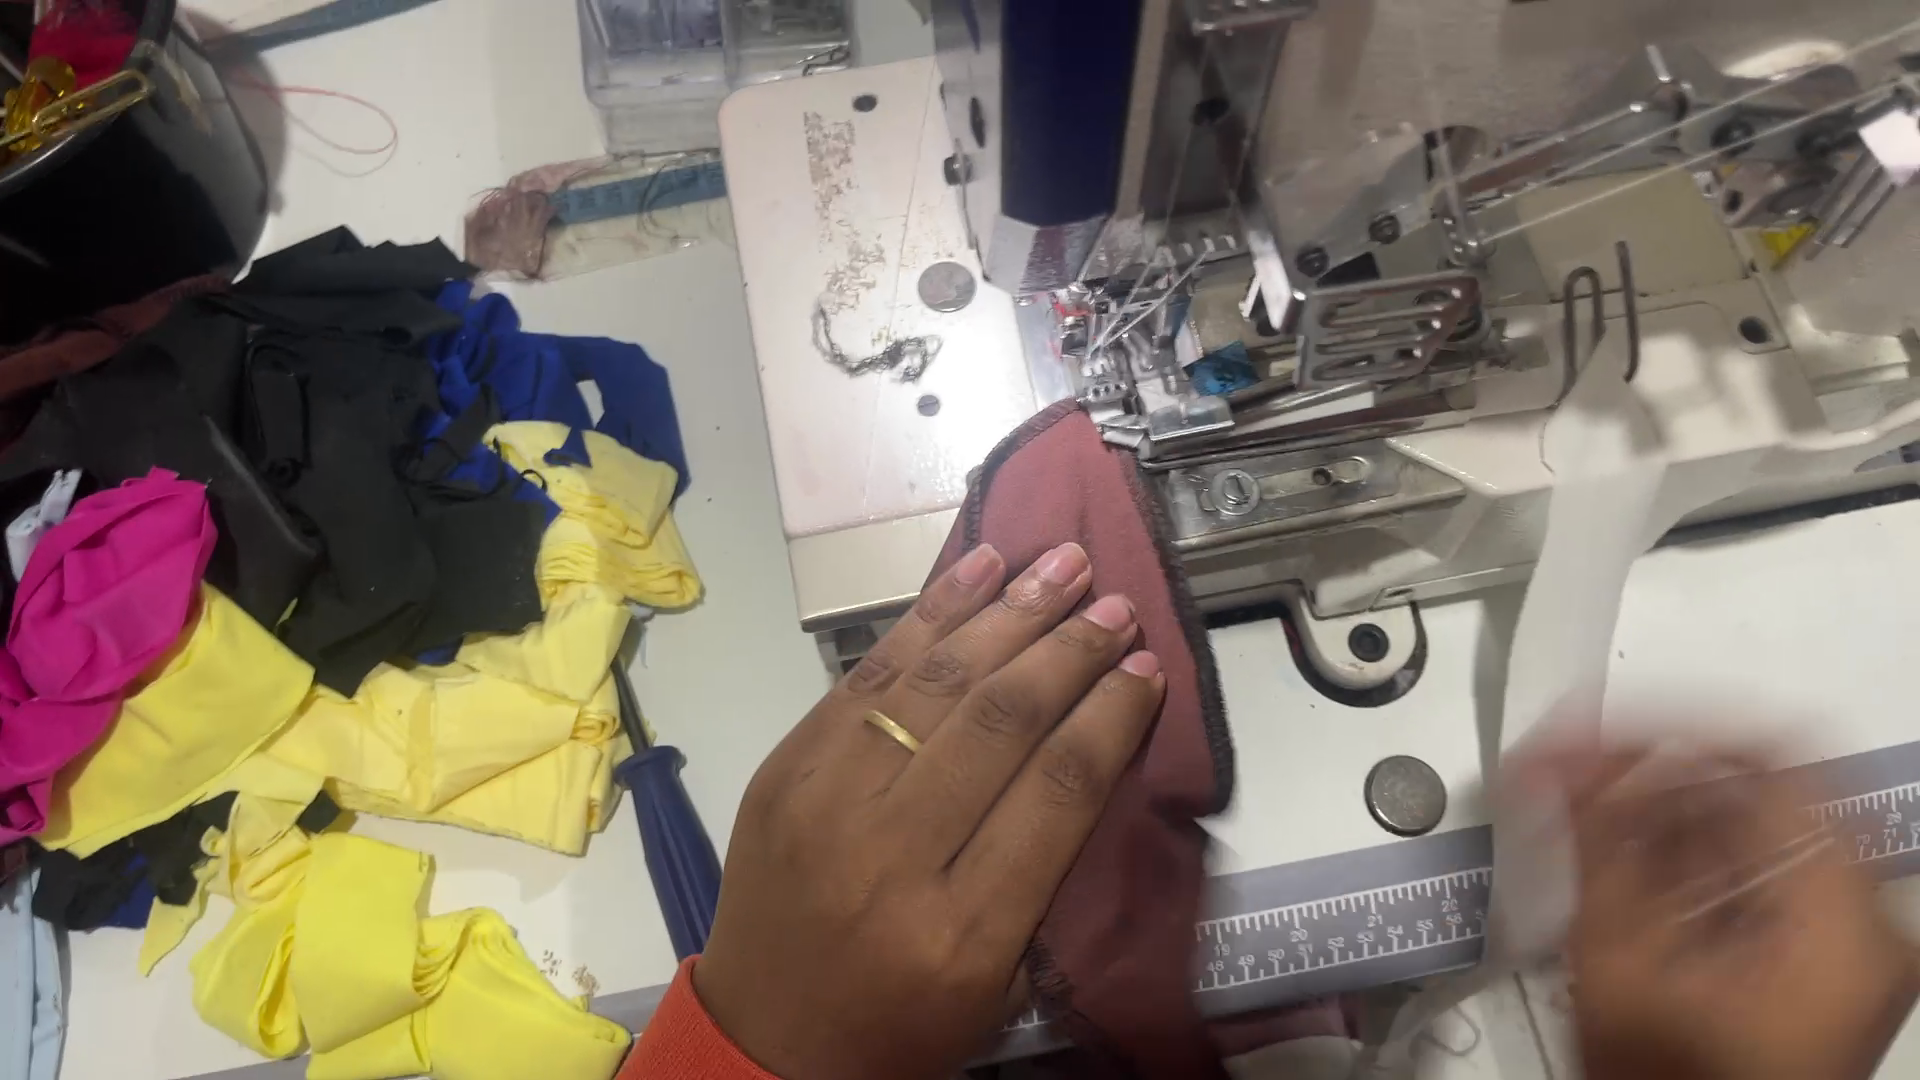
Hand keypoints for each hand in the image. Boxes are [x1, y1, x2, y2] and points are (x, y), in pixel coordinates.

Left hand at [694, 542, 1165, 1079]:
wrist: (761, 1038)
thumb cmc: (898, 1021)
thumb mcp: (997, 980)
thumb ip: (1044, 868)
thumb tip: (1090, 740)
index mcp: (961, 930)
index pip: (1056, 790)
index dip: (1110, 717)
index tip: (1145, 667)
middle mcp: (891, 853)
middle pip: (999, 721)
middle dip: (1068, 651)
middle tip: (1114, 606)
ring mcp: (827, 797)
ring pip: (936, 680)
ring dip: (1008, 613)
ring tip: (1061, 565)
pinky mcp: (789, 762)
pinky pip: (870, 671)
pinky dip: (931, 614)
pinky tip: (977, 570)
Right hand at [1545, 744, 1918, 1079]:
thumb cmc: (1673, 1068)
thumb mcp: (1623, 948)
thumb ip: (1599, 840)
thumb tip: (1558, 754)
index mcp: (1834, 916)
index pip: (1773, 762)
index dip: (1678, 725)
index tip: (1599, 719)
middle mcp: (1843, 913)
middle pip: (1736, 790)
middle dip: (1631, 761)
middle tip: (1552, 755)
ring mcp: (1814, 929)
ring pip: (1719, 818)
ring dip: (1629, 792)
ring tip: (1550, 782)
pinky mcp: (1778, 939)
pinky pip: (1713, 854)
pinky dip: (1644, 831)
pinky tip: (1581, 823)